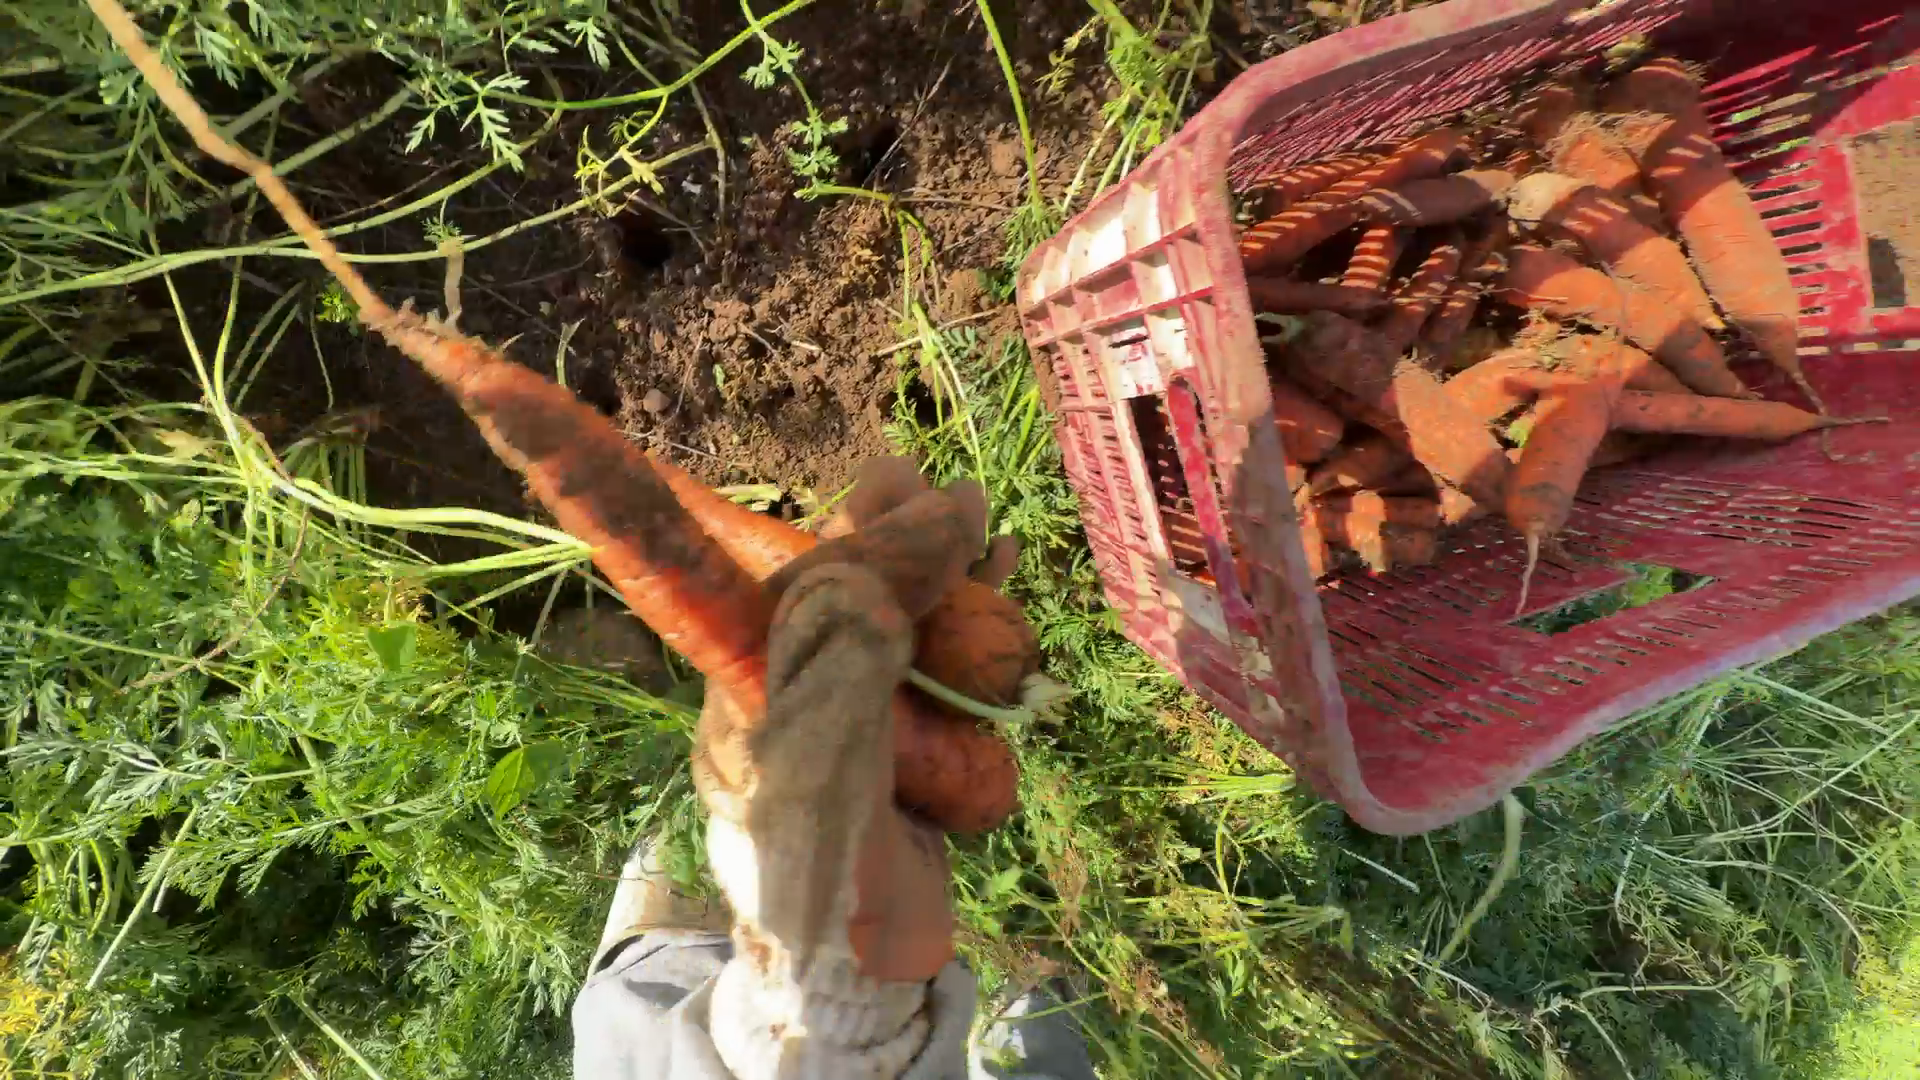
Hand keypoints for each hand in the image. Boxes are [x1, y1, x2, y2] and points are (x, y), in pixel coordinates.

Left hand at [692, 458, 1004, 984]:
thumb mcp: (817, 723)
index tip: (898, 474)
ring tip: (991, 530)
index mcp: (763, 662)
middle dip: (909, 532)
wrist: (848, 961)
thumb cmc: (808, 849)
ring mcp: (869, 700)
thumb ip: (859, 619)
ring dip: (956, 570)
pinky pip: (952, 661)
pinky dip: (983, 622)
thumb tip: (936, 512)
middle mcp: (813, 670)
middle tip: (949, 493)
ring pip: (915, 613)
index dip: (849, 516)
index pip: (802, 561)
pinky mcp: (918, 731)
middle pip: (865, 577)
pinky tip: (1007, 582)